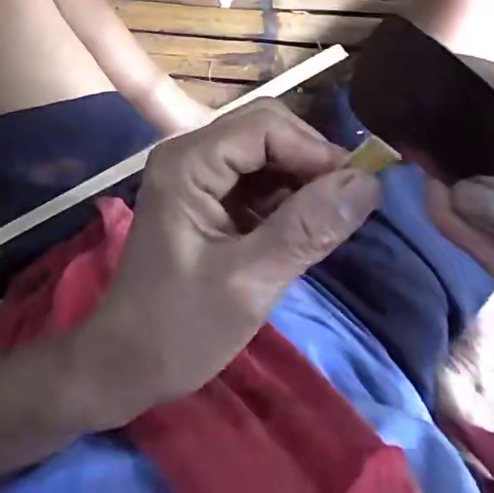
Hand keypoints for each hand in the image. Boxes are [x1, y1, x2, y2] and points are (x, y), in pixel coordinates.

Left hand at [78, 100, 381, 416]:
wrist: (124, 366)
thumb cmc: (178, 329)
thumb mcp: (249, 283)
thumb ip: (306, 229)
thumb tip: (369, 183)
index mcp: (188, 162)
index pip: (265, 126)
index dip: (315, 150)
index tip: (355, 189)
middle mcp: (191, 150)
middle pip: (267, 127)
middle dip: (310, 159)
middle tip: (344, 202)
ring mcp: (198, 169)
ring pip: (268, 148)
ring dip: (302, 176)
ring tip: (326, 218)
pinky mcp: (208, 190)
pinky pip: (259, 173)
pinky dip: (287, 192)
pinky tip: (301, 224)